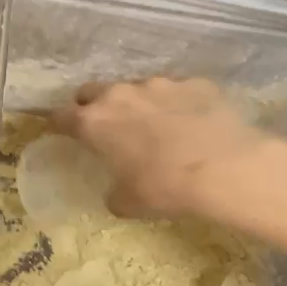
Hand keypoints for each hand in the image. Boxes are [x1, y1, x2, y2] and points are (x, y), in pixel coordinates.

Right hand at [50, 78, 270, 218]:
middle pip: (92, 91)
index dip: (59, 124)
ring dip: (137, 103)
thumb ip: (113, 191)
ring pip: (136, 88)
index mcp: (93, 122)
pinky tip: (192, 123)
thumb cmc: (164, 187)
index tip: (62, 133)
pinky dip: (177, 103)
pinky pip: (178, 91)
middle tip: (104, 127)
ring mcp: (160, 84)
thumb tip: (117, 191)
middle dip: (92, 106)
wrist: (227, 168)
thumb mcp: (127, 202)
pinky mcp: (196, 83)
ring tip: (154, 125)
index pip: (60, 115)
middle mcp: (120, 95)